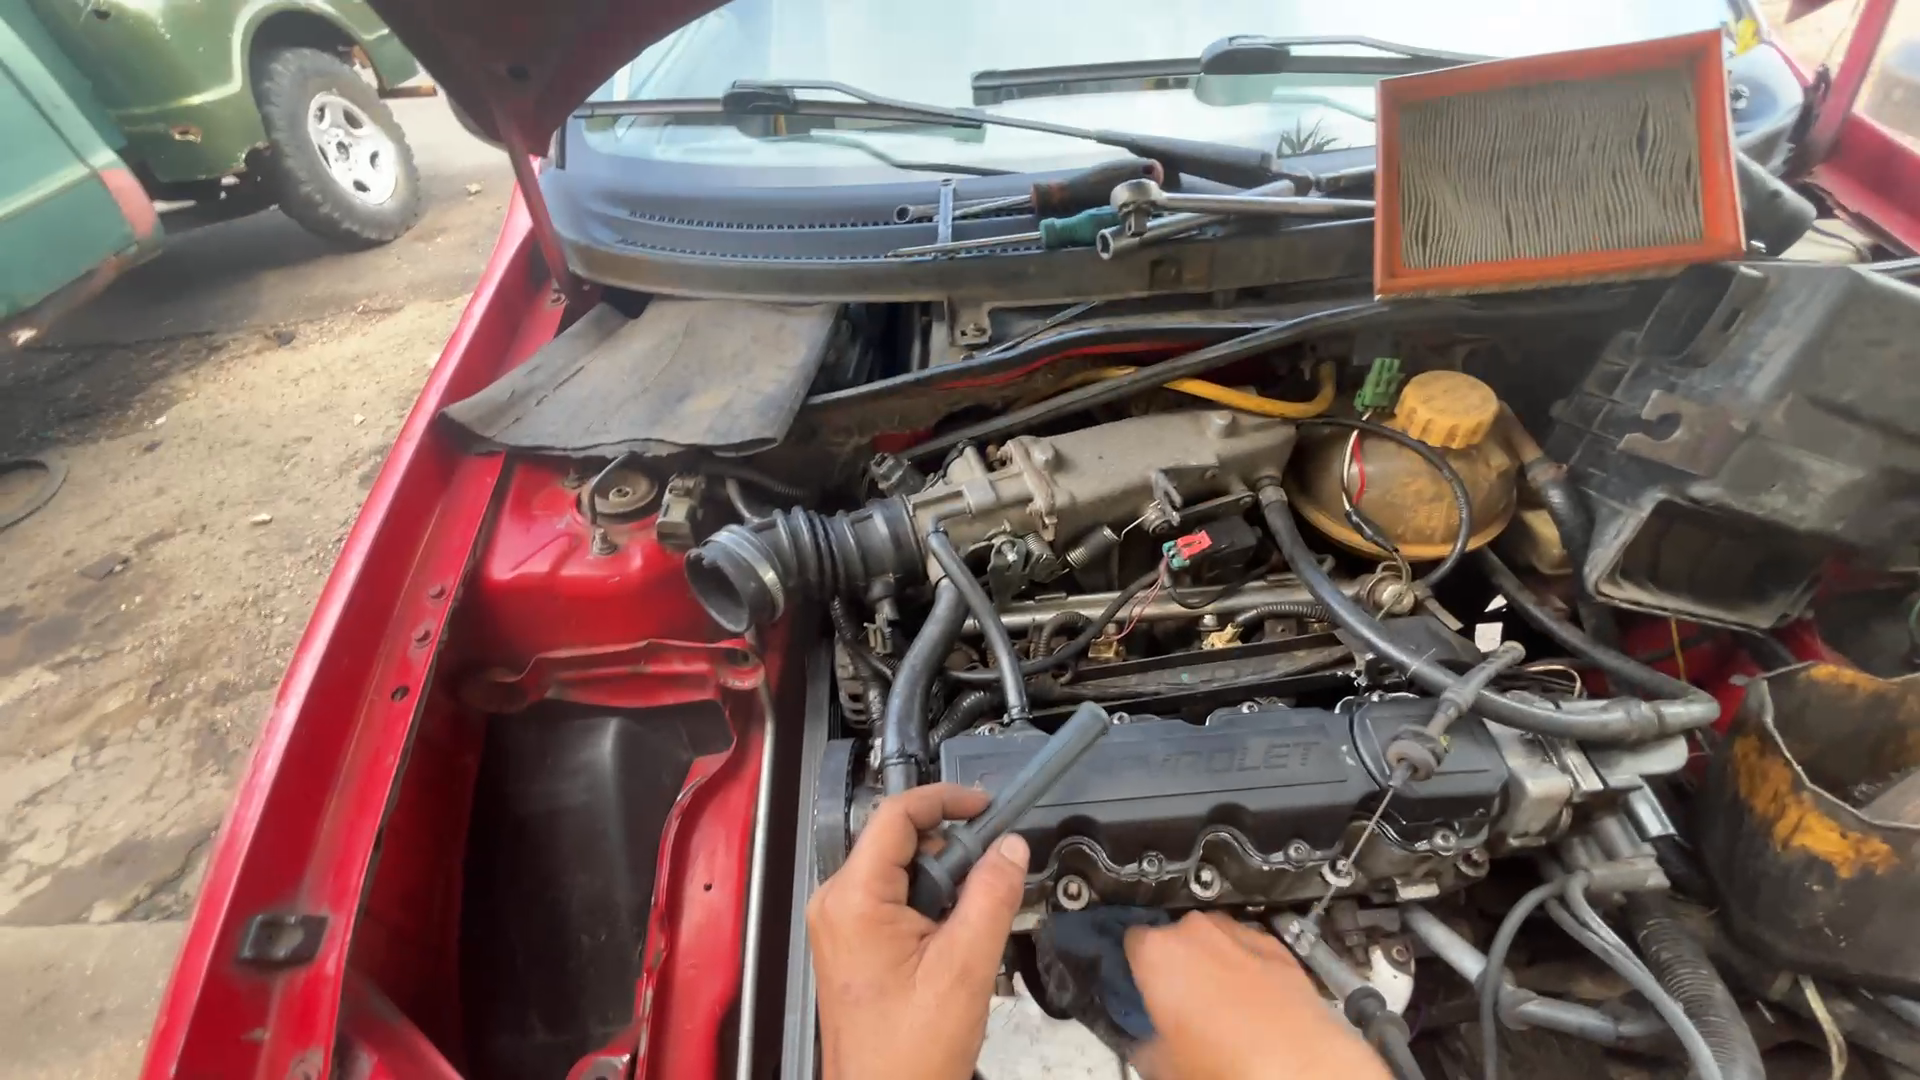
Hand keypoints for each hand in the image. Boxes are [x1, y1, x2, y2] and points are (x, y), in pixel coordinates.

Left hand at [808, 783, 1030, 1079]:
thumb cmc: (913, 1051)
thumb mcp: (964, 969)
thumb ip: (991, 896)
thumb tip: (1011, 844)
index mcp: (853, 897)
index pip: (896, 815)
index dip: (944, 800)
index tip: (985, 805)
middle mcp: (836, 899)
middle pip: (898, 839)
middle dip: (948, 851)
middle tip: (985, 880)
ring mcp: (840, 920)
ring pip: (900, 866)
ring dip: (941, 879)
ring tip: (964, 925)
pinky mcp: (851, 939)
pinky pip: (893, 894)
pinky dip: (927, 900)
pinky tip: (946, 938)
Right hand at [1125, 911, 1390, 1079]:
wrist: (1307, 1072)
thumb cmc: (1234, 1067)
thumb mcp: (1166, 1065)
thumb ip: (1147, 1043)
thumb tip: (1150, 1045)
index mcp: (1156, 953)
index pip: (1130, 943)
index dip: (1136, 970)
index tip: (1143, 992)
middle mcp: (1194, 931)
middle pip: (1172, 939)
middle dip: (1178, 968)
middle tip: (1185, 1011)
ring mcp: (1237, 934)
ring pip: (1213, 940)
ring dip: (1214, 965)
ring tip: (1226, 1013)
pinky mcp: (1276, 946)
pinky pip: (1250, 950)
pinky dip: (1250, 970)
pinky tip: (1258, 1007)